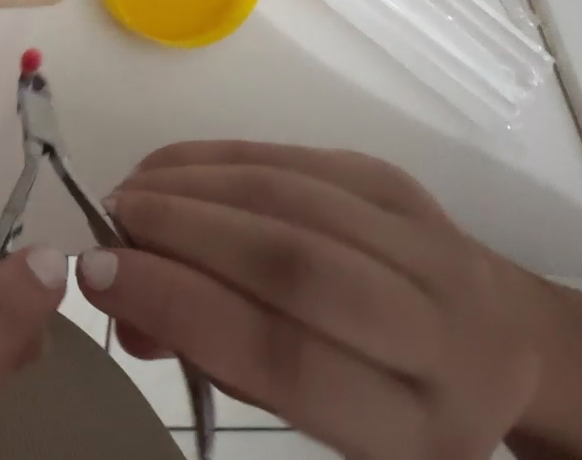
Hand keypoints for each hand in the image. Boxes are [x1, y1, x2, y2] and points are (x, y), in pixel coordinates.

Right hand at [77, 142, 542, 459]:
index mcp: (414, 426)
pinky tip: (163, 169)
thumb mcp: (300, 413)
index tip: (98, 274)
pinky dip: (208, 158)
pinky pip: (285, 156)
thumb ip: (209, 356)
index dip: (179, 305)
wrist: (483, 338)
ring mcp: (426, 243)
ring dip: (186, 186)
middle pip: (293, 263)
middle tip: (109, 221)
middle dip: (178, 232)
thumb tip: (116, 296)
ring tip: (128, 194)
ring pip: (287, 196)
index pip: (286, 357)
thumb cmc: (371, 390)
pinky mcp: (395, 182)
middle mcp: (442, 335)